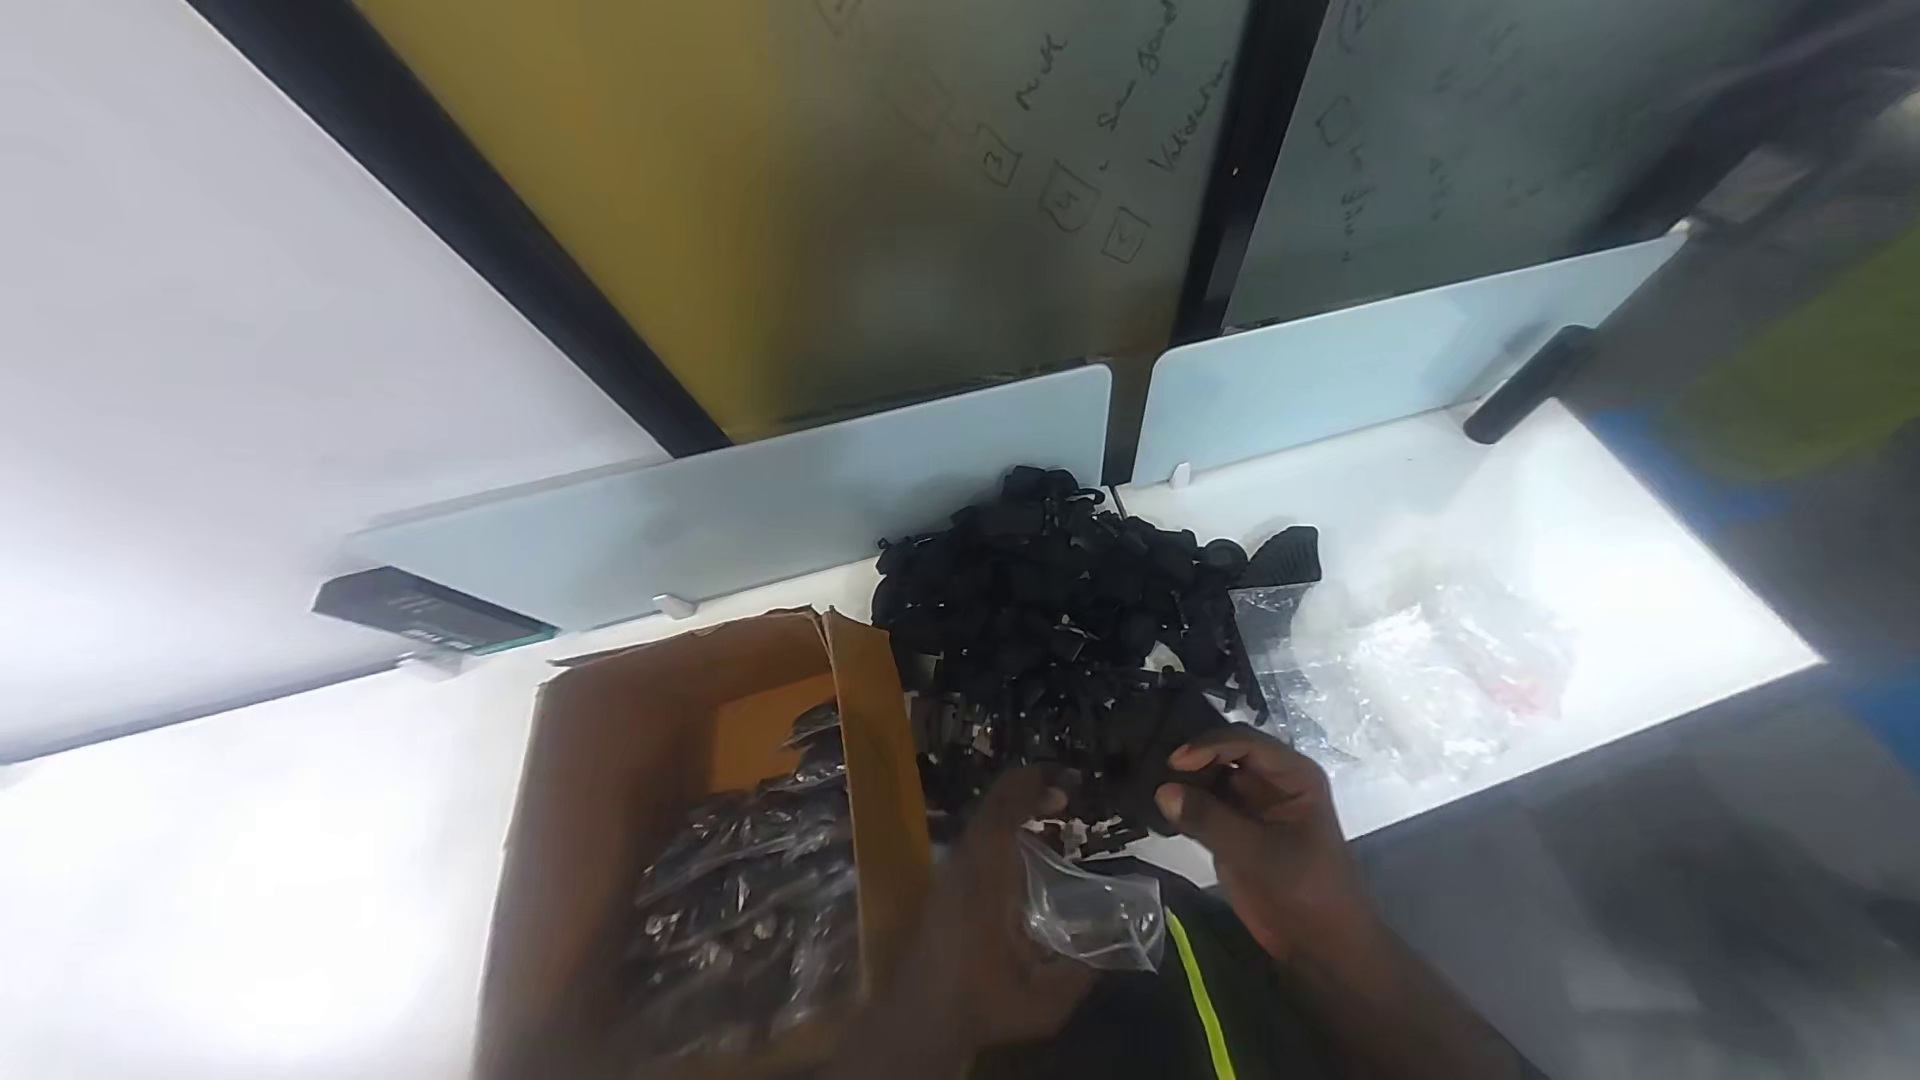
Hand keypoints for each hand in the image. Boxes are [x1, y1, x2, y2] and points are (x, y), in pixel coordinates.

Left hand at [832, 767, 1094, 1076]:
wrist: (919, 1018)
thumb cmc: (979, 1005)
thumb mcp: (1040, 1004)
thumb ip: (1078, 975)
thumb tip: (1111, 947)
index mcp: (984, 880)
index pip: (1002, 815)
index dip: (1031, 788)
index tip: (1065, 782)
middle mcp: (965, 863)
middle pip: (993, 805)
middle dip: (1030, 788)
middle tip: (1066, 791)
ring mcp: (952, 868)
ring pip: (984, 817)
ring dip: (1017, 804)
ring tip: (1053, 808)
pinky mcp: (948, 878)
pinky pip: (979, 834)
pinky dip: (1006, 823)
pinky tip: (1029, 844)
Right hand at [1154, 726, 1369, 960]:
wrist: (1320, 949)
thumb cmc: (1304, 894)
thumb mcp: (1257, 854)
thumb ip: (1209, 819)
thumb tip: (1162, 791)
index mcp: (1291, 774)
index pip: (1243, 742)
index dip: (1208, 746)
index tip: (1175, 763)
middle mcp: (1269, 778)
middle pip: (1222, 751)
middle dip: (1190, 758)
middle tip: (1154, 767)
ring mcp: (1250, 800)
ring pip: (1208, 773)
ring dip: (1182, 778)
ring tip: (1149, 780)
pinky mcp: (1233, 822)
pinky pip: (1202, 799)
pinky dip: (1182, 799)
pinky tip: (1157, 802)